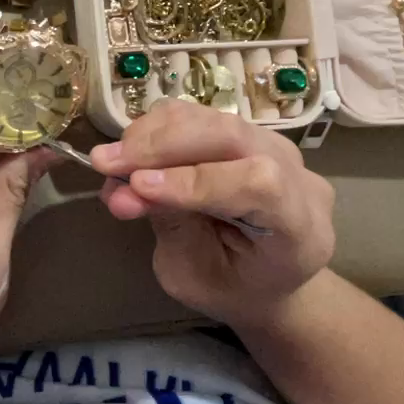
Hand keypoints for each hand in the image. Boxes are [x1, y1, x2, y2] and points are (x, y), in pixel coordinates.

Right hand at [90, 100, 334, 330]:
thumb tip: (121, 192)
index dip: (195, 180)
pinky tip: (128, 155)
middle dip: (161, 146)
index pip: (259, 184)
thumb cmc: (231, 288)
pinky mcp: (242, 133)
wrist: (264, 279)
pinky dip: (154, 130)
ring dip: (150, 135)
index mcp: (298, 228)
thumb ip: (169, 229)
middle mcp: (295, 176)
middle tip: (105, 164)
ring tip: (109, 162)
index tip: (138, 187)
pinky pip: (196, 115)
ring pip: (208, 118)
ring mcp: (272, 147)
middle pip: (230, 136)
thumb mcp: (194, 277)